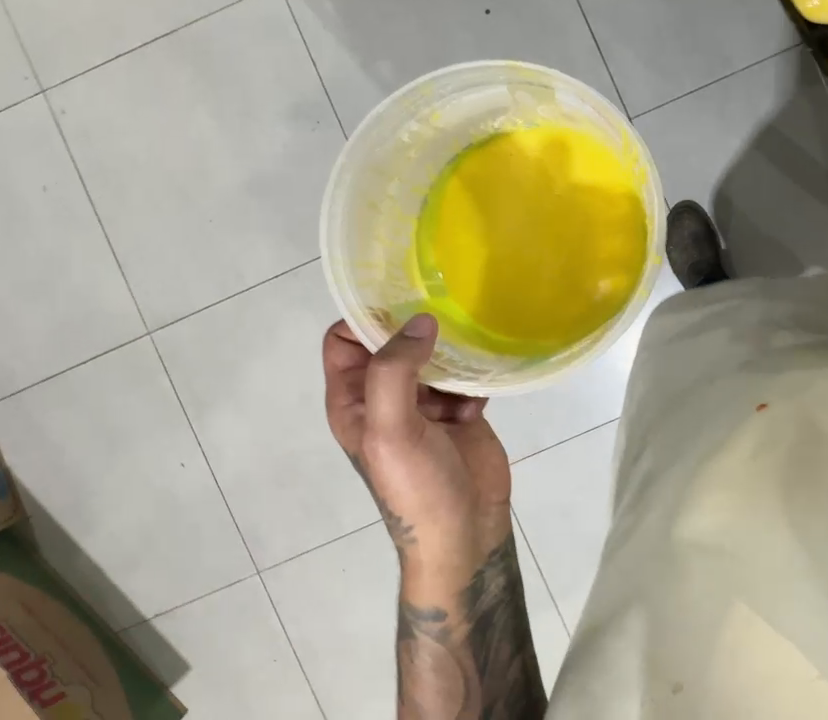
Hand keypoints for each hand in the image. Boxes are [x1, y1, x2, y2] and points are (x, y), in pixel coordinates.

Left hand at [323, 315, 512, 586]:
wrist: (464, 530)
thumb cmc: (415, 486)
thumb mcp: (390, 430)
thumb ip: (395, 372)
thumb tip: (421, 321)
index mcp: (353, 399)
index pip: (344, 339)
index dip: (366, 317)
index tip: (403, 298)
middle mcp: (384, 396)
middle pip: (393, 340)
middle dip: (416, 324)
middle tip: (448, 305)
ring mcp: (424, 403)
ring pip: (433, 353)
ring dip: (452, 350)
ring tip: (471, 348)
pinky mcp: (459, 410)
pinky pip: (465, 374)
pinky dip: (475, 376)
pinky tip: (482, 394)